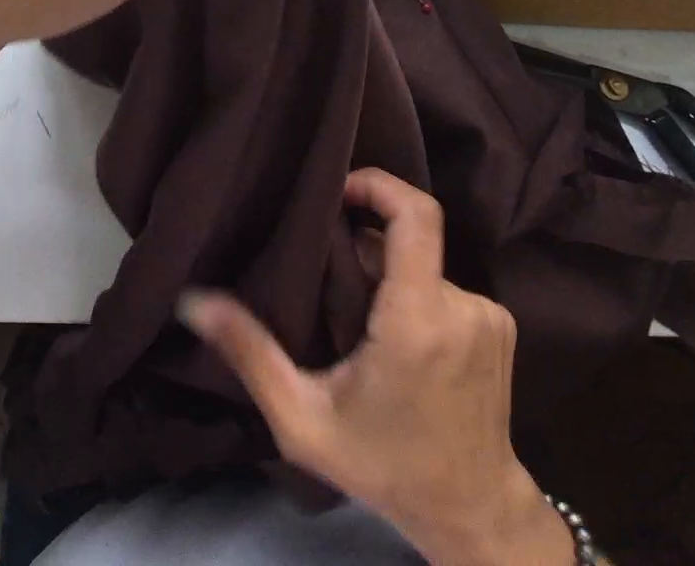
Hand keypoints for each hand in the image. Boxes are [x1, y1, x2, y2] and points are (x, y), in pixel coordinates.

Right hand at [179, 170, 575, 565]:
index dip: (377, 185)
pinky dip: (412, 294)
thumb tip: (194, 301)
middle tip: (323, 275)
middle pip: (406, 241)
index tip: (335, 189)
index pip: (414, 215)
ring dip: (385, 276)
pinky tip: (388, 336)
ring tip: (351, 317)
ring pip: (423, 265)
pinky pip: (444, 286)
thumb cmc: (382, 465)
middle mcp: (463, 305)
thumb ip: (249, 354)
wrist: (473, 509)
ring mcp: (489, 315)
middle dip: (362, 246)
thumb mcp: (301, 419)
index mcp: (418, 320)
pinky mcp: (500, 325)